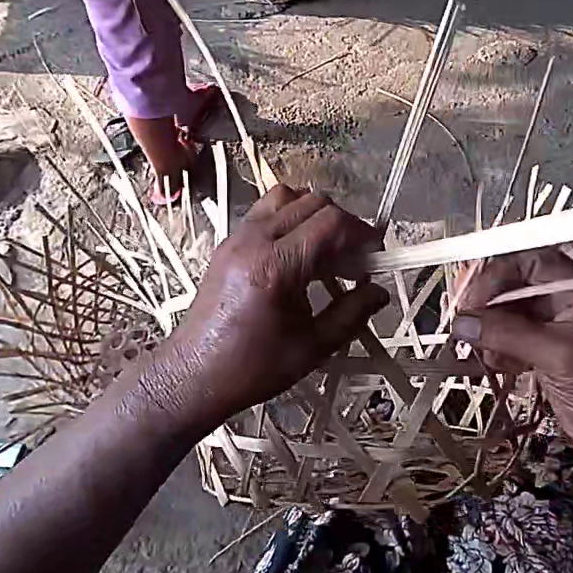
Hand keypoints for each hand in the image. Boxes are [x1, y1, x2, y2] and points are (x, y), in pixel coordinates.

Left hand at [141, 185, 387, 424]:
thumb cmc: (252, 368)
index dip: (361, 234)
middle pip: (313, 202)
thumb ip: (352, 314)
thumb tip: (380, 293)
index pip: (331, 223)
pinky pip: (266, 212)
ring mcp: (237, 238)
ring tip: (326, 251)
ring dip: (315, 215)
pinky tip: (299, 255)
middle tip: (355, 259)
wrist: (192, 376)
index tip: (375, 256)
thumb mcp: (313, 347)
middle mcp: (255, 241)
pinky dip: (291, 220)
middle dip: (343, 224)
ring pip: (286, 197)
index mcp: (276, 267)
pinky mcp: (228, 243)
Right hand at [455, 249, 572, 464]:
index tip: (470, 299)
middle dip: (488, 304)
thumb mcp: (557, 355)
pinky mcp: (547, 349)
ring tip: (481, 350)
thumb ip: (508, 334)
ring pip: (510, 313)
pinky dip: (498, 347)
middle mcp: (569, 300)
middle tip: (463, 320)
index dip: (496, 276)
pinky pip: (513, 337)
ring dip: (490, 329)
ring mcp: (557, 325)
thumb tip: (463, 322)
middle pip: (516, 286)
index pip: (531, 263)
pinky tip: (496, 363)